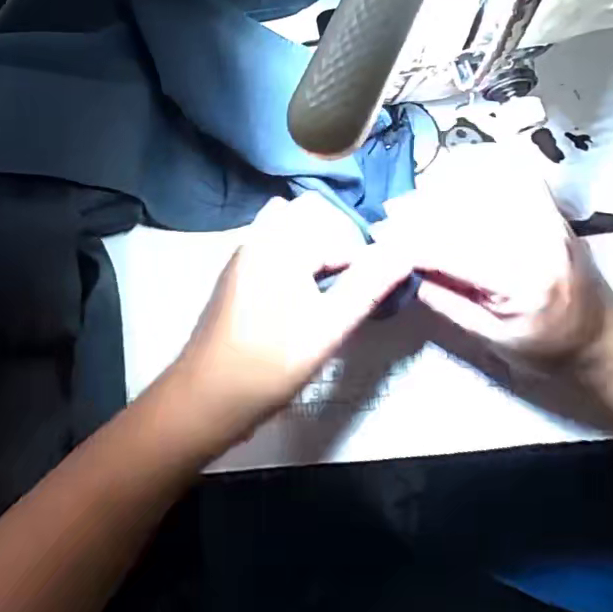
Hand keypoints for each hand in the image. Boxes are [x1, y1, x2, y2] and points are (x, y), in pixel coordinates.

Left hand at [160, 193, 420, 449]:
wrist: (206, 394)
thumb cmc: (270, 363)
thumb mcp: (328, 327)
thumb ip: (367, 285)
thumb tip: (405, 251)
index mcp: (277, 244)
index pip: (334, 227)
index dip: (359, 257)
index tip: (367, 292)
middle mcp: (254, 240)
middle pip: (304, 217)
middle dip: (333, 243)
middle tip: (346, 287)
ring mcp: (239, 257)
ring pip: (284, 231)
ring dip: (311, 250)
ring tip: (326, 293)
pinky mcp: (233, 277)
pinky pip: (268, 249)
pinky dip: (291, 262)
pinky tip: (300, 301)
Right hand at [375, 142, 612, 394]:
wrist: (607, 337)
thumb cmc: (547, 348)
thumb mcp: (490, 337)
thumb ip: (443, 299)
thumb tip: (397, 266)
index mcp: (522, 281)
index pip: (449, 249)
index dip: (406, 241)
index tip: (376, 239)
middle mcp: (537, 240)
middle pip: (460, 213)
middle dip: (414, 213)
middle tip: (384, 219)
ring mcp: (548, 218)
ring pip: (480, 189)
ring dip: (437, 192)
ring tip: (408, 203)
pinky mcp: (550, 208)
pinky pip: (508, 176)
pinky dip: (474, 175)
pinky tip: (448, 184)